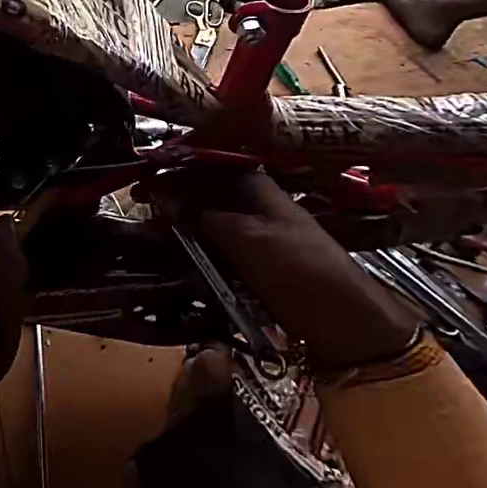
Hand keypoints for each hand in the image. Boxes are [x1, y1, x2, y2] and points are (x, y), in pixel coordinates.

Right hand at [152, 167, 419, 370]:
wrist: (345, 325)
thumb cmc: (299, 271)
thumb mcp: (245, 238)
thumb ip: (200, 213)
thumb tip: (160, 193)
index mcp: (255, 185)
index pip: (205, 162)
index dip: (173, 166)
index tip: (142, 176)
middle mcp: (250, 201)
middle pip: (201, 187)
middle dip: (170, 192)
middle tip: (140, 203)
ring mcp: (250, 230)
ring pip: (203, 214)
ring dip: (177, 218)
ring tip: (150, 226)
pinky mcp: (248, 257)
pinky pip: (210, 240)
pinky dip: (190, 241)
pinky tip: (172, 247)